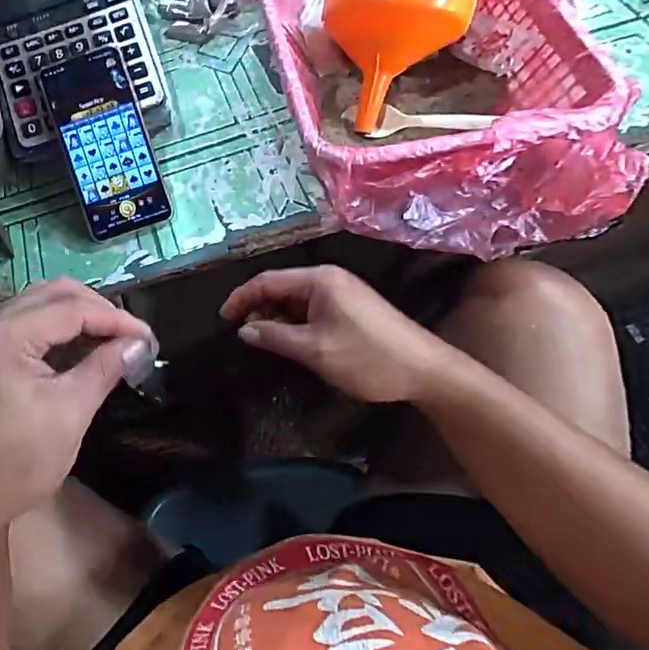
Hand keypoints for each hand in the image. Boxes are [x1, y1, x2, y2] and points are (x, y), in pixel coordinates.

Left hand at [0, 279, 153, 527]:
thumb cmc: (19, 461)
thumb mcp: (71, 411)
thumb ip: (105, 367)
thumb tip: (139, 343)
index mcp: (7, 336)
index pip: (71, 308)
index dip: (116, 319)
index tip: (148, 337)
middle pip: (55, 294)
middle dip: (99, 309)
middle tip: (132, 335)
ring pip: (43, 303)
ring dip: (81, 313)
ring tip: (114, 337)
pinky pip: (32, 322)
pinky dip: (62, 327)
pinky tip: (85, 345)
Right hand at [220, 266, 461, 402]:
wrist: (425, 370)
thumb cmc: (367, 357)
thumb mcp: (314, 350)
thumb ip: (275, 336)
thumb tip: (245, 329)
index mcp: (319, 280)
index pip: (267, 280)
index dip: (241, 298)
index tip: (223, 319)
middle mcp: (329, 279)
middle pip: (281, 287)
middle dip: (258, 307)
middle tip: (243, 335)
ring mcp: (342, 293)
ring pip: (296, 300)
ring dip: (276, 317)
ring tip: (263, 341)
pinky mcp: (351, 308)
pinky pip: (312, 309)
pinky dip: (295, 322)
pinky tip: (290, 341)